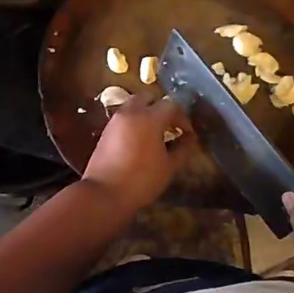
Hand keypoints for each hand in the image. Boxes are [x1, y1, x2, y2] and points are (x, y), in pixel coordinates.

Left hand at [82, 94, 189, 214]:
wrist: (104, 193)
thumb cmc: (141, 180)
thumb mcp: (168, 166)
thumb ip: (182, 148)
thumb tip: (190, 138)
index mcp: (149, 118)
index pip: (171, 105)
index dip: (183, 118)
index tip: (187, 133)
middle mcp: (130, 112)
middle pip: (149, 98)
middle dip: (161, 109)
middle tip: (170, 127)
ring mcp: (114, 121)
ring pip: (133, 107)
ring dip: (146, 115)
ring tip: (155, 136)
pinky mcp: (105, 132)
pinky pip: (123, 119)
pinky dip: (134, 123)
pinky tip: (139, 142)